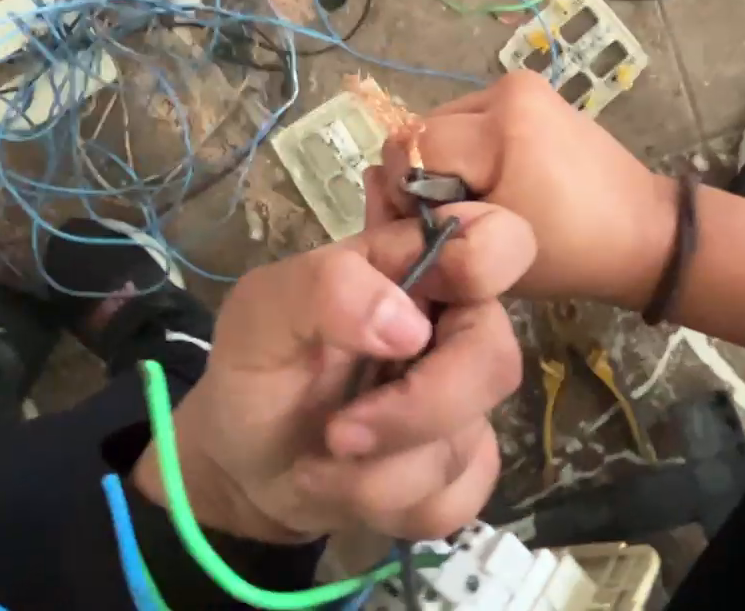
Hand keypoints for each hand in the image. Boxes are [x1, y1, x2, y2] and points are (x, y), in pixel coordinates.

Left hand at [139, 201, 533, 543]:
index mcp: (416, 265)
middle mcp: (454, 323)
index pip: (498, 239)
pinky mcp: (462, 464)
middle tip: (341, 431)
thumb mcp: (262, 312)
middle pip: (495, 359)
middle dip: (415, 410)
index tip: (417, 315)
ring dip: (380, 471)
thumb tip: (411, 329)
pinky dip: (391, 505)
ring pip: (469, 439)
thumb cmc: (257, 366)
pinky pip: (459, 497)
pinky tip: (347, 487)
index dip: (485, 263)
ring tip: (321, 459)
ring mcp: (464, 396)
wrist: (245, 463)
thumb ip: (325, 289)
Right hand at [375, 70, 675, 310]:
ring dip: (446, 162)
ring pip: (443, 123)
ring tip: (478, 198)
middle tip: (452, 217)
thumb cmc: (569, 255)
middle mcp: (507, 90)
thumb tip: (372, 189)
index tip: (429, 227)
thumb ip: (423, 225)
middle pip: (424, 130)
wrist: (642, 232)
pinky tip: (495, 178)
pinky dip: (469, 149)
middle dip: (425, 176)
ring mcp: (520, 85)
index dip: (407, 192)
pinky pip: (471, 119)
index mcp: (503, 125)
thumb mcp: (488, 256)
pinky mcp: (530, 91)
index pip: (412, 148)